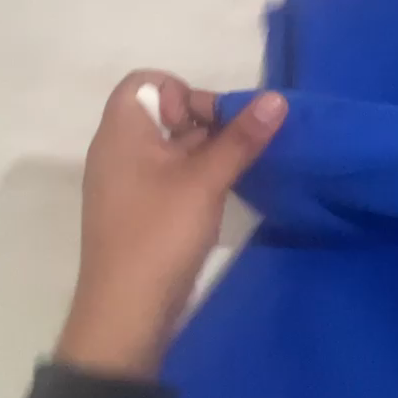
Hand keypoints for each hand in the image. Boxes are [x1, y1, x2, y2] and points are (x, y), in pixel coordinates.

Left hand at [55, 71, 286, 380]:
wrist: (126, 314)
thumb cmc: (160, 235)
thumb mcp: (207, 180)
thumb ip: (242, 137)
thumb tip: (276, 99)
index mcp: (122, 134)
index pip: (146, 83)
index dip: (183, 92)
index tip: (211, 124)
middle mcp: (121, 151)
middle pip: (166, 111)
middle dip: (209, 121)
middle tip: (240, 148)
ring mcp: (132, 181)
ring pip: (176, 144)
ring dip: (211, 149)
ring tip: (241, 168)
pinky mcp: (145, 207)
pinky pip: (175, 172)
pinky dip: (203, 173)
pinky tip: (228, 190)